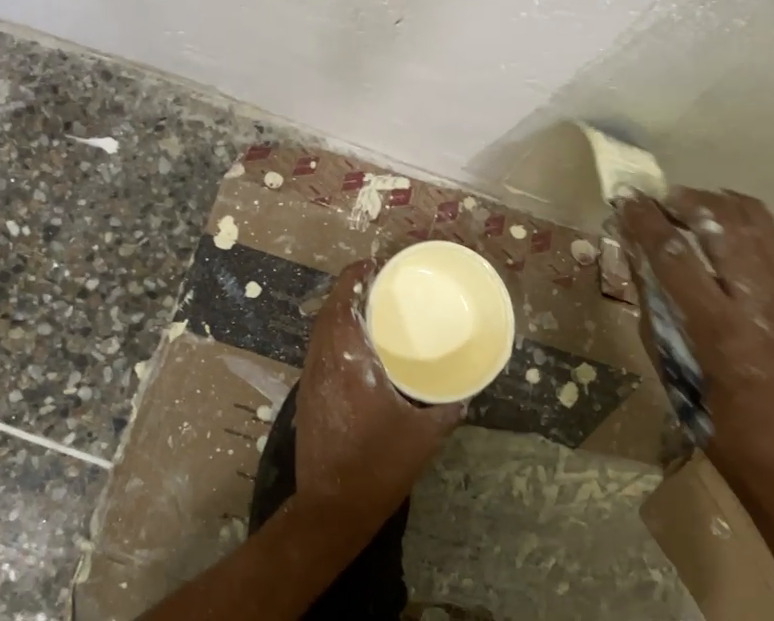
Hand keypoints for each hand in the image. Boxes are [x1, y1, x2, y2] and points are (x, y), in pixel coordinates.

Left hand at [294, 259, 464, 525]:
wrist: (331, 509)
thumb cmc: (378, 466)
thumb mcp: (423, 435)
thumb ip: (446, 408)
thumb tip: (465, 392)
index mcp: (347, 359)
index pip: (342, 300)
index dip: (355, 276)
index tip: (376, 264)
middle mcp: (323, 362)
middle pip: (330, 311)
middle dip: (351, 291)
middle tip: (381, 285)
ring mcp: (311, 380)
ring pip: (321, 333)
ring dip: (342, 315)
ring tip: (372, 310)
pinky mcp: (308, 398)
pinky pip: (321, 353)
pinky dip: (337, 338)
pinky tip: (360, 350)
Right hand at [619, 189, 773, 473]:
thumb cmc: (710, 407)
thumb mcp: (667, 357)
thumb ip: (653, 299)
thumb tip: (635, 249)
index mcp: (716, 326)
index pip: (674, 255)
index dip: (646, 221)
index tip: (627, 200)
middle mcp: (757, 303)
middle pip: (722, 225)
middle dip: (686, 201)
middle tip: (664, 200)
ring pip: (756, 221)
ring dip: (719, 204)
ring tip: (695, 205)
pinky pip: (773, 242)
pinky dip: (745, 228)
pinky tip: (727, 234)